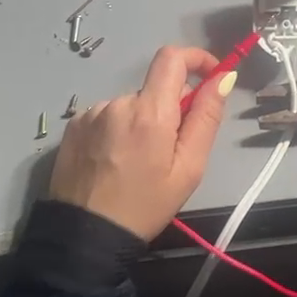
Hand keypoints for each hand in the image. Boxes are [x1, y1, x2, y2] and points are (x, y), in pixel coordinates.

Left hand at [48, 46, 236, 240]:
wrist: (84, 238)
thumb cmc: (145, 206)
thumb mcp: (188, 168)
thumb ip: (206, 117)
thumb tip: (223, 77)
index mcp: (150, 111)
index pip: (173, 57)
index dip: (196, 58)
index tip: (209, 76)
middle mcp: (118, 102)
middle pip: (154, 88)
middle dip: (170, 108)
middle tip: (171, 149)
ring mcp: (91, 113)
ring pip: (131, 104)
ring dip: (142, 121)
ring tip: (138, 161)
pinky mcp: (73, 126)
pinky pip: (107, 116)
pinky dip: (118, 130)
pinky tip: (114, 161)